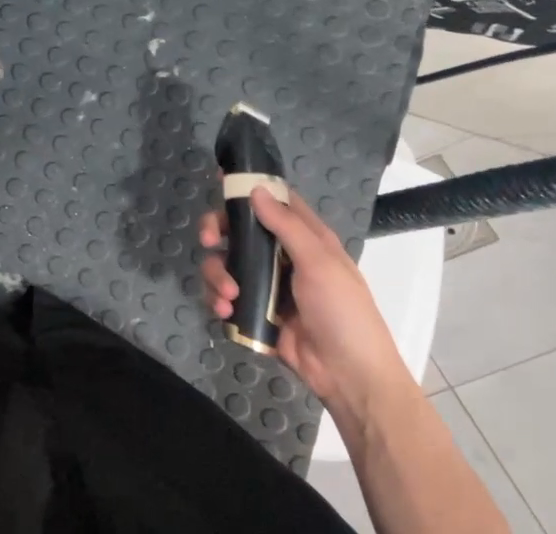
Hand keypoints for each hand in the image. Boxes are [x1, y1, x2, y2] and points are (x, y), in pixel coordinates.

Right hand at [199, 189, 411, 421]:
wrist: (347, 374)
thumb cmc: (343, 313)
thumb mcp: (320, 264)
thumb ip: (286, 226)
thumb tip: (256, 189)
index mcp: (306, 241)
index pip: (276, 204)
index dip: (250, 190)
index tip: (220, 182)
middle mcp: (282, 257)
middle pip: (237, 230)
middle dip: (216, 232)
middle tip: (208, 240)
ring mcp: (265, 283)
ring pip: (224, 262)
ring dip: (217, 275)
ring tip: (228, 296)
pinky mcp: (252, 308)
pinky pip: (221, 293)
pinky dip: (217, 299)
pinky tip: (226, 311)